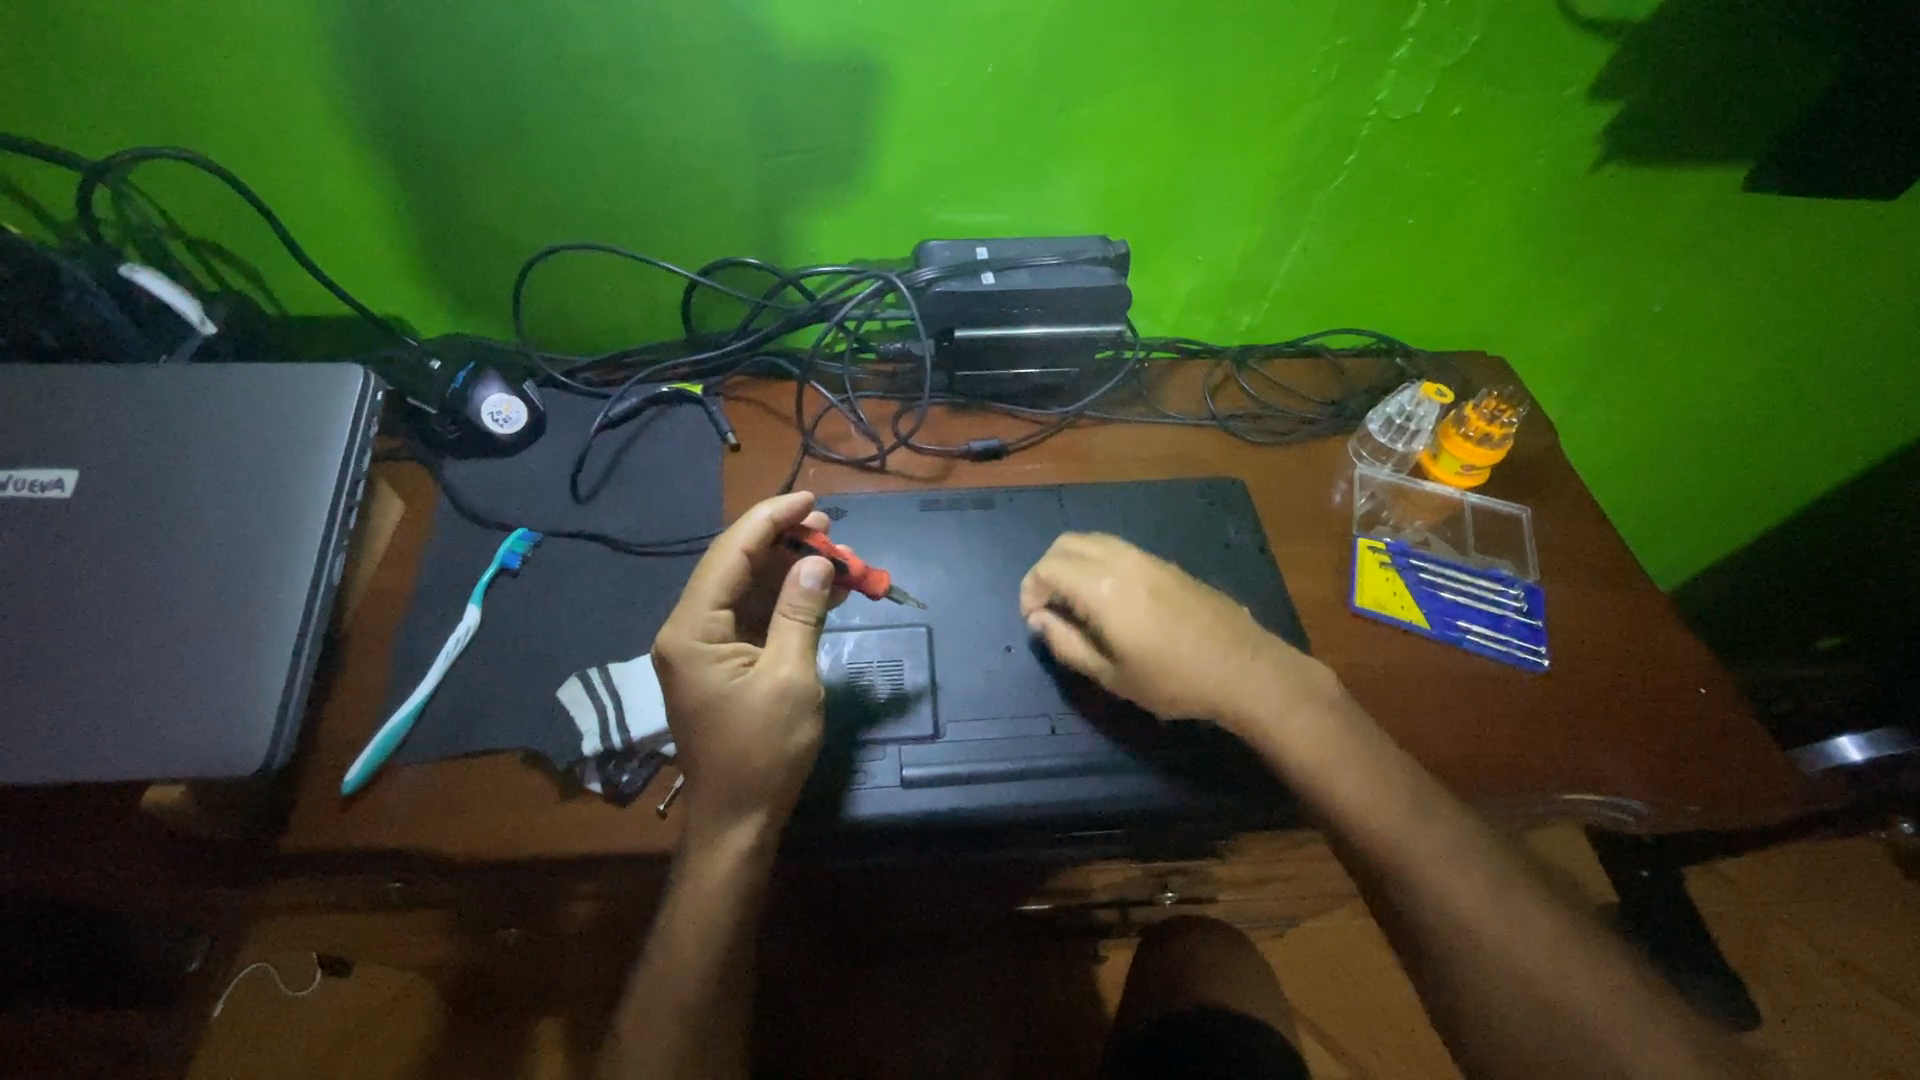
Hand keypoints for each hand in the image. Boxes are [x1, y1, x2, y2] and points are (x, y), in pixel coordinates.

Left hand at [652, 492, 846, 841]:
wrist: (738, 820)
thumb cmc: (763, 752)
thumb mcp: (790, 678)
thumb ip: (800, 613)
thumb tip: (817, 561)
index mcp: (691, 629)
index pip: (730, 554)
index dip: (771, 520)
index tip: (811, 499)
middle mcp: (689, 630)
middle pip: (737, 567)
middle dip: (786, 544)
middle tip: (832, 529)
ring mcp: (705, 648)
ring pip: (749, 590)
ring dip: (792, 572)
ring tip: (839, 556)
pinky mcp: (724, 664)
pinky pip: (755, 618)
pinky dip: (789, 603)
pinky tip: (826, 591)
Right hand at [1019, 533, 1341, 737]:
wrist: (1244, 669)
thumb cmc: (1172, 680)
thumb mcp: (1110, 675)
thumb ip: (1066, 644)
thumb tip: (1039, 620)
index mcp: (1102, 587)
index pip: (1047, 568)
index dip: (1030, 592)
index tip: (1036, 622)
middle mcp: (1121, 560)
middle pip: (1066, 544)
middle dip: (1047, 571)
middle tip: (1050, 609)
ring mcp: (1147, 557)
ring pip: (1093, 541)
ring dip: (1073, 564)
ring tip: (1076, 604)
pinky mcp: (1166, 563)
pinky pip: (1118, 549)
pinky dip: (1097, 563)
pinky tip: (1109, 599)